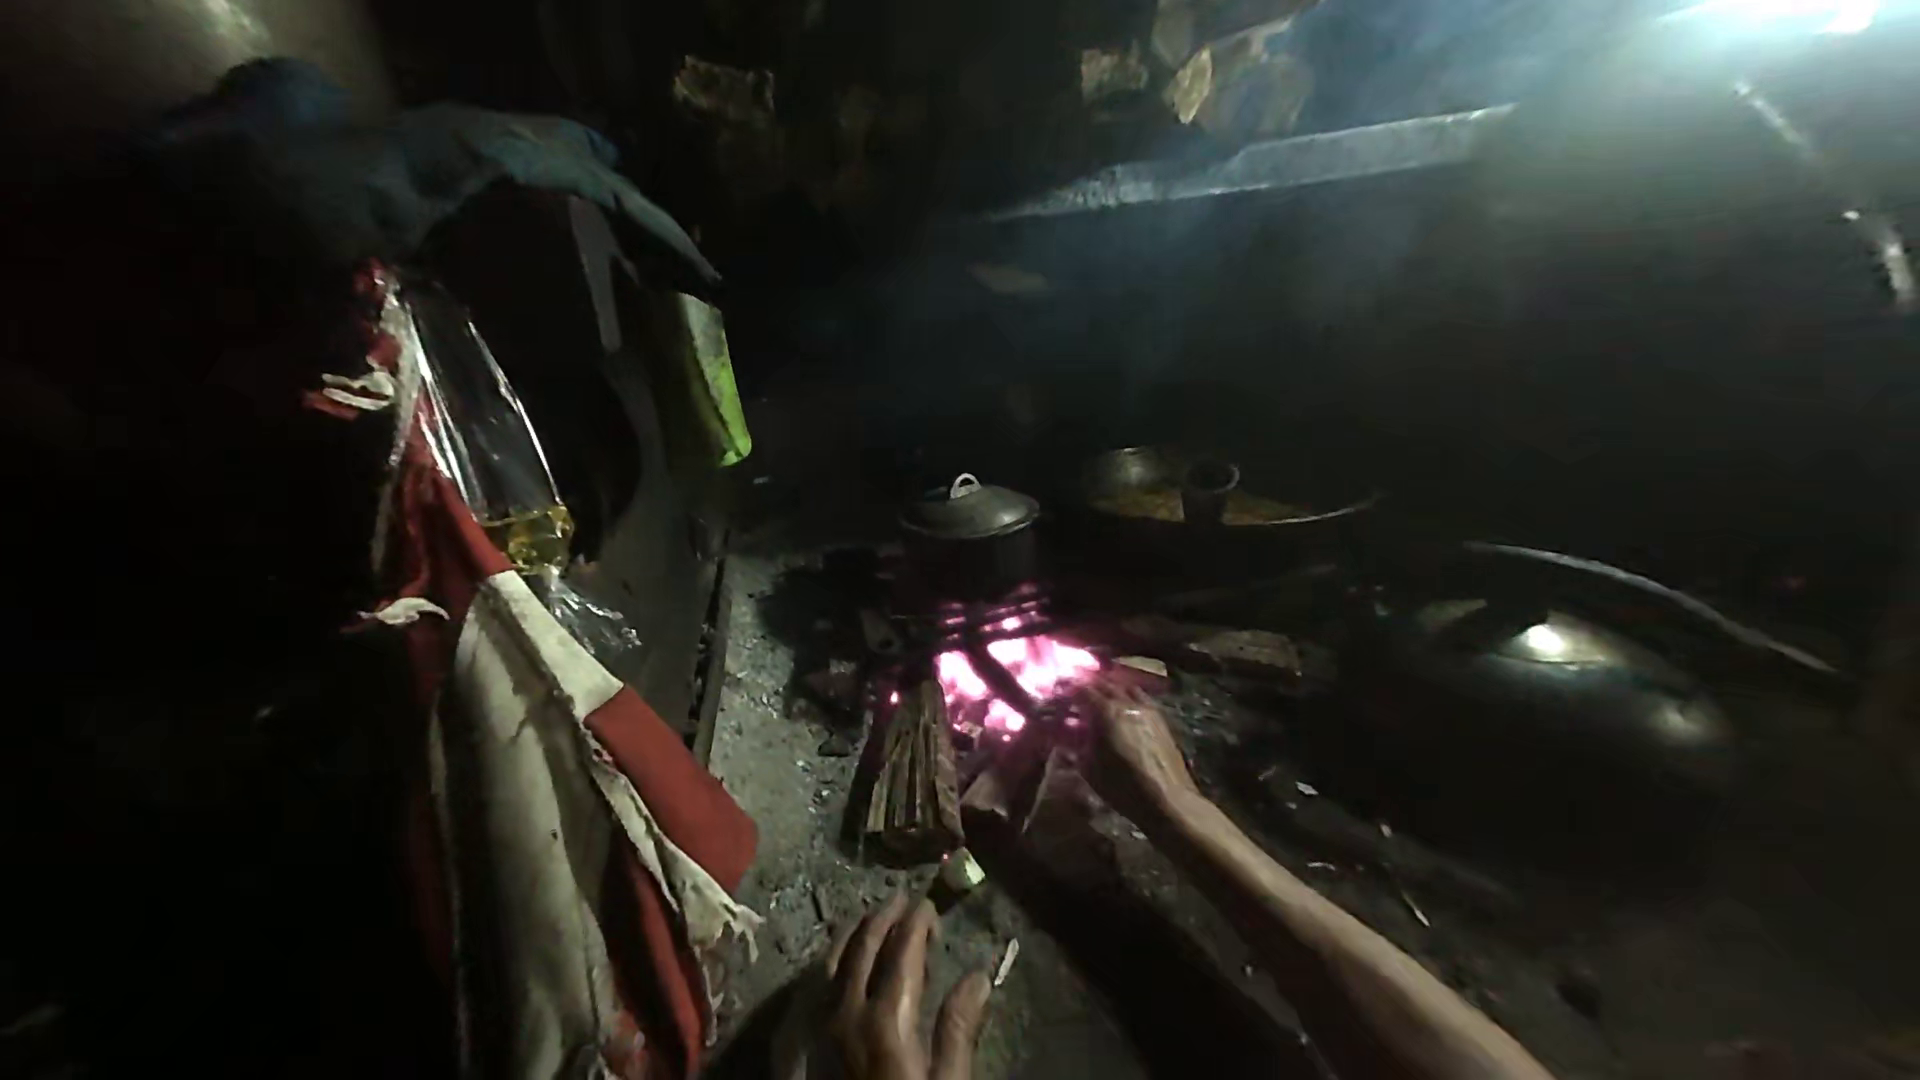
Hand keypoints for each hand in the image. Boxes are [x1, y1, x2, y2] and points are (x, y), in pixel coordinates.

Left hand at [823, 895, 991, 1079]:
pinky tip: (835, 956)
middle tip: (902, 899)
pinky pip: (810, 986)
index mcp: (887, 1019)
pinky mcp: (802, 1045)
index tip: (930, 907)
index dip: (918, 921)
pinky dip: (827, 959)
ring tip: (870, 915)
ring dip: (854, 929)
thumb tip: (978, 975)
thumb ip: (959, 1029)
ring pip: (831, 958)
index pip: (903, 948)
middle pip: (865, 944)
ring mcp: (819, 1026)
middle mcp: (847, 1011)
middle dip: (885, 915)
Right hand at [1081, 678, 1199, 827]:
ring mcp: (1146, 709)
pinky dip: (1126, 697)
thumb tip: (1070, 730)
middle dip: (1088, 685)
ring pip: (1124, 687)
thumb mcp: (1088, 767)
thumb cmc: (1122, 786)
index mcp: (1105, 711)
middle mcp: (1126, 703)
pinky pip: (1140, 698)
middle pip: (1104, 683)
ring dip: (1109, 688)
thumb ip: (1076, 743)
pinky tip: (1123, 709)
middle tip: (1077, 693)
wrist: (1167, 800)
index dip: (1068, 688)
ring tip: (1100, 697)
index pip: (1082, 689)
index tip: (1058, 690)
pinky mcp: (1160, 719)